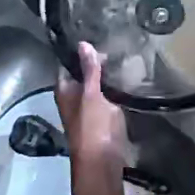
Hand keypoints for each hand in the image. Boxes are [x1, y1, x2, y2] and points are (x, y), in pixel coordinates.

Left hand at [57, 42, 128, 168]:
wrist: (102, 161)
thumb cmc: (92, 127)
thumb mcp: (90, 94)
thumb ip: (89, 70)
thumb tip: (82, 43)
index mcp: (65, 90)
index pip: (68, 63)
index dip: (80, 50)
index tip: (95, 33)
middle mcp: (74, 96)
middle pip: (83, 72)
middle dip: (97, 60)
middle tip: (116, 41)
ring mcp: (89, 105)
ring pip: (97, 82)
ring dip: (108, 72)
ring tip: (125, 52)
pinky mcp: (104, 114)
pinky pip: (109, 93)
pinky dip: (116, 85)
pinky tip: (129, 74)